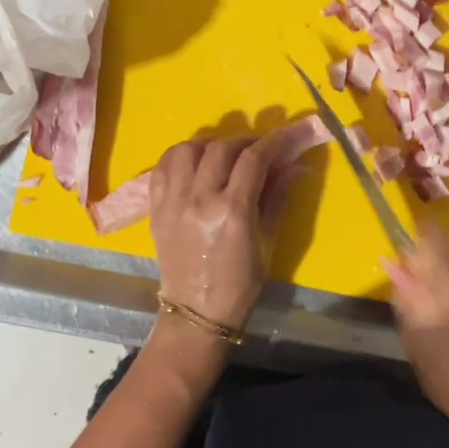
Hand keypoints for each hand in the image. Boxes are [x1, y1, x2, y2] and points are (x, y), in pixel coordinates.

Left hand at [149, 135, 282, 330]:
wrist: (196, 312)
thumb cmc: (240, 283)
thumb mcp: (267, 242)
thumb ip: (276, 198)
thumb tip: (293, 166)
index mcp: (232, 211)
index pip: (253, 159)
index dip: (273, 142)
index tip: (285, 135)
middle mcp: (199, 199)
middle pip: (221, 149)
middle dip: (244, 141)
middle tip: (257, 149)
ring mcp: (173, 202)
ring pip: (187, 149)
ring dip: (209, 144)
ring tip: (221, 154)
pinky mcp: (155, 208)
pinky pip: (163, 166)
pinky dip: (180, 156)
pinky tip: (194, 163)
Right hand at [385, 225, 448, 441]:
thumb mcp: (417, 347)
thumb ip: (406, 305)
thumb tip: (397, 273)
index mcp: (444, 286)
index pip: (433, 237)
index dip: (420, 234)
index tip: (406, 249)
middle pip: (444, 261)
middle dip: (428, 274)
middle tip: (416, 303)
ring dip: (447, 293)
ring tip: (440, 328)